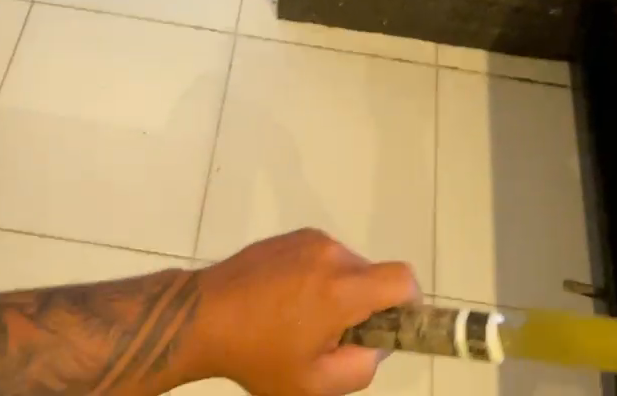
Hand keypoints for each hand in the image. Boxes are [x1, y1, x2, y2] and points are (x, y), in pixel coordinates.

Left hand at [192, 229, 420, 395]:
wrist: (206, 315)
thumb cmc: (260, 354)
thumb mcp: (314, 383)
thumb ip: (361, 368)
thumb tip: (376, 344)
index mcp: (343, 288)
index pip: (402, 279)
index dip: (410, 303)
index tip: (394, 326)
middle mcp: (332, 253)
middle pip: (372, 276)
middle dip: (365, 306)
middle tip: (333, 336)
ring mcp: (309, 239)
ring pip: (347, 266)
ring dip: (339, 291)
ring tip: (301, 320)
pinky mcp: (291, 235)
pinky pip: (322, 256)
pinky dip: (317, 277)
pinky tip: (286, 301)